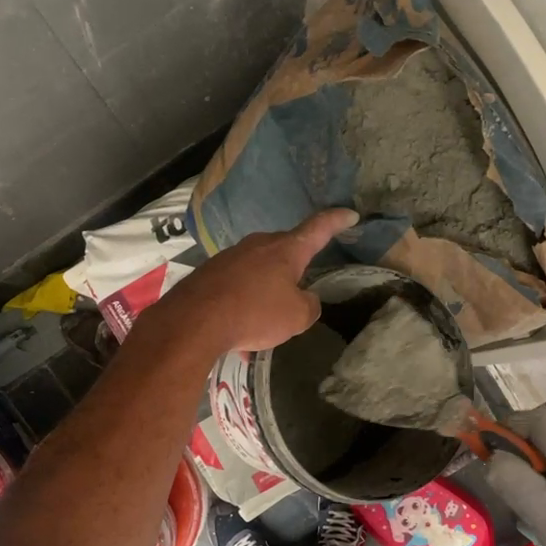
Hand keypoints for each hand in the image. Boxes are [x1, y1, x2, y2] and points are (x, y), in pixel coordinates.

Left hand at [144, 208, 359, 353]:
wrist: (195, 319)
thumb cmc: (255, 313)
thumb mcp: (297, 317)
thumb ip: (309, 305)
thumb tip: (306, 299)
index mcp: (287, 250)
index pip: (318, 229)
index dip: (336, 221)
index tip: (350, 214)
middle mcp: (259, 245)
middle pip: (285, 250)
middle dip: (296, 265)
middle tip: (302, 287)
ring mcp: (232, 256)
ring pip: (259, 270)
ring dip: (267, 290)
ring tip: (267, 321)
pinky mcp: (211, 272)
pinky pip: (238, 285)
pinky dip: (245, 302)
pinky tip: (242, 330)